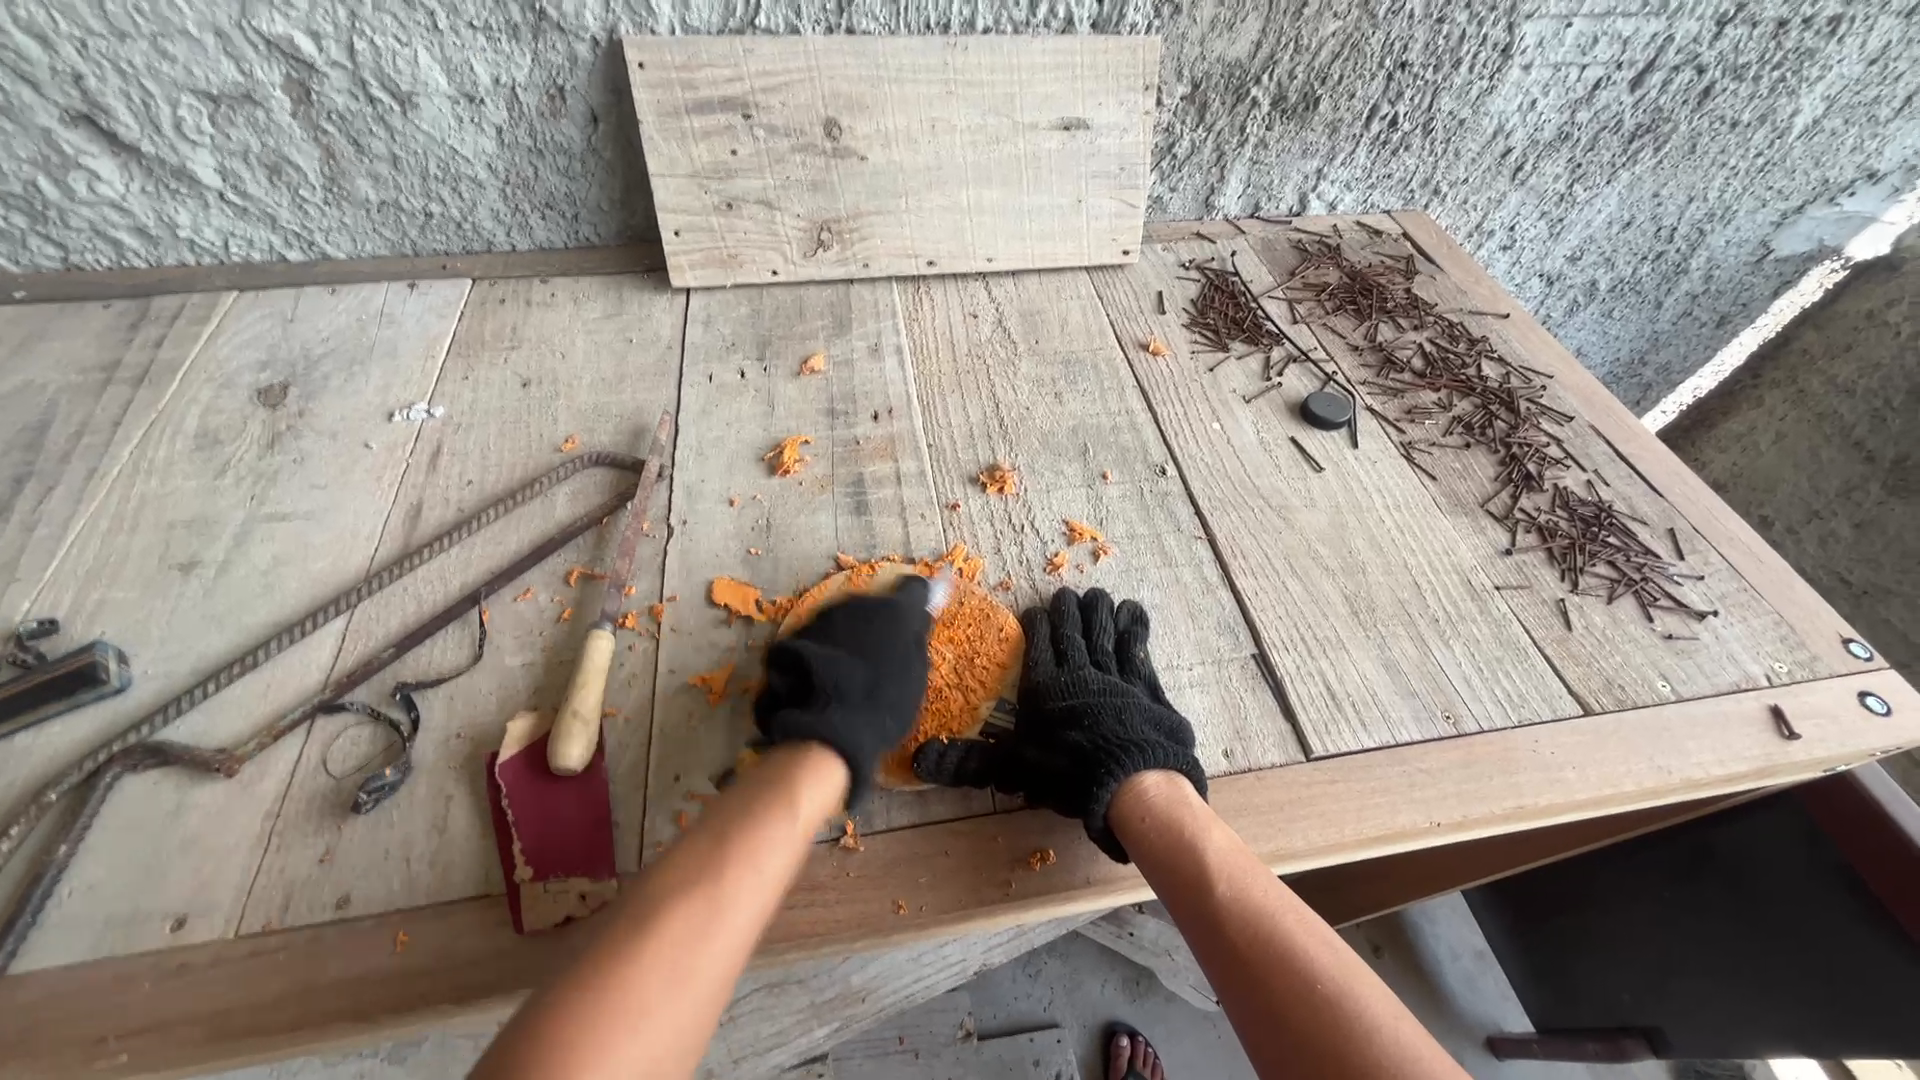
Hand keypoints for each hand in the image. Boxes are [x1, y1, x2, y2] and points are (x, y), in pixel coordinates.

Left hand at [753, 575, 931, 808]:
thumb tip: (921, 613)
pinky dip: (824, 649)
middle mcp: (860, 602)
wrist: (828, 726)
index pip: (915, 588)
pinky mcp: (798, 633)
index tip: (918, 612)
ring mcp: (825, 615)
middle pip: (874, 604)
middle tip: (879, 655)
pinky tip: (823, 677)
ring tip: (848, 671)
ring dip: (849, 635)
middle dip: (877, 622)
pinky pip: (819, 635)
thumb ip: (915, 637)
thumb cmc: (885, 704)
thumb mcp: (914, 674)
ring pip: (844, 618)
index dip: (918, 598)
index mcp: (896, 610)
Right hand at [912, 587, 1205, 861]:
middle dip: (1066, 610)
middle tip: (1066, 593)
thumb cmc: (1067, 773)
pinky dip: (1134, 627)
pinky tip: (1132, 612)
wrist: (1130, 780)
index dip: (1036, 624)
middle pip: (1070, 631)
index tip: (1035, 611)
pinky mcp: (1142, 685)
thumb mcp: (1014, 769)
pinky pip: (1135, 647)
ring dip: (1099, 611)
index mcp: (1044, 687)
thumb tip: (920, 760)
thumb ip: (971, 761)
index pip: (1037, 644)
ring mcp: (1113, 676)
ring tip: (1097, 595)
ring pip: (1102, 632)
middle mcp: (1076, 672)